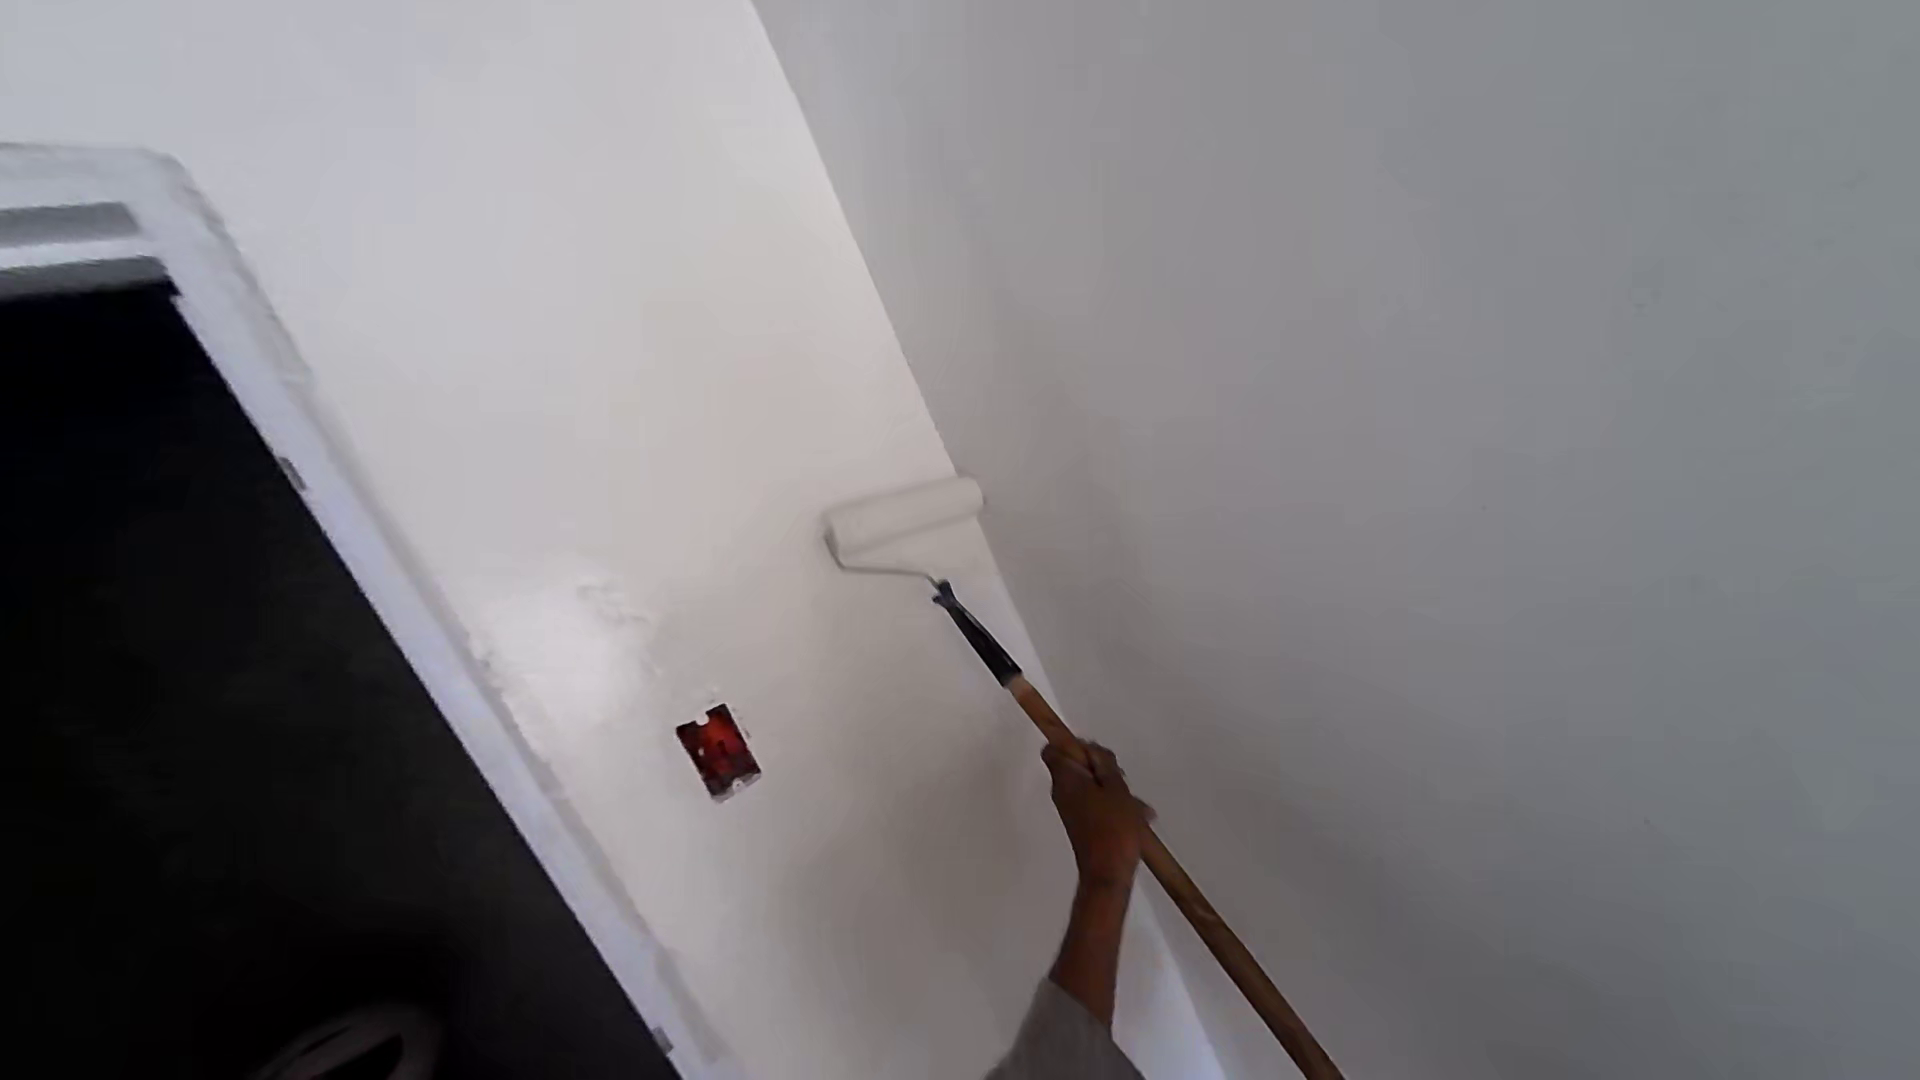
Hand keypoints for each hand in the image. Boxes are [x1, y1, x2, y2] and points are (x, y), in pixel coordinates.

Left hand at [1042, 739, 1152, 890]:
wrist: (1108, 874)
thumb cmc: (1112, 828)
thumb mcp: (1114, 788)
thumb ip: (1104, 764)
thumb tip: (1091, 749)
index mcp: (1065, 777)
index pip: (1052, 748)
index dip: (1072, 744)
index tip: (1095, 753)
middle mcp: (1062, 790)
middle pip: (1075, 765)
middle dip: (1101, 768)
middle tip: (1121, 778)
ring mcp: (1071, 808)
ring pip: (1090, 785)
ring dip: (1113, 788)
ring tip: (1137, 803)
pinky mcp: (1082, 823)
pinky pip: (1095, 803)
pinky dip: (1113, 805)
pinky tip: (1138, 817)